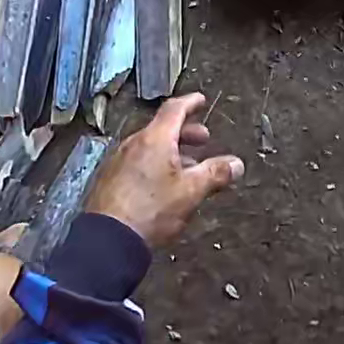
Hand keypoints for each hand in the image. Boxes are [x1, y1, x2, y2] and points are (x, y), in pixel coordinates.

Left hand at [87, 93, 244, 246]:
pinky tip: (164, 184)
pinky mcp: (110, 181)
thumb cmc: (152, 210)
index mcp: (155, 139)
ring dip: (172, 150)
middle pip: (162, 128)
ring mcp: (118, 162)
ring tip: (188, 166)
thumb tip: (236, 164)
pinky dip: (156, 163)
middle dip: (186, 132)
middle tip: (203, 139)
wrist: (107, 242)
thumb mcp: (192, 191)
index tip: (200, 100)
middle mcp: (134, 144)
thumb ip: (216, 174)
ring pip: (150, 147)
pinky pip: (138, 162)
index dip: (190, 103)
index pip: (174, 109)